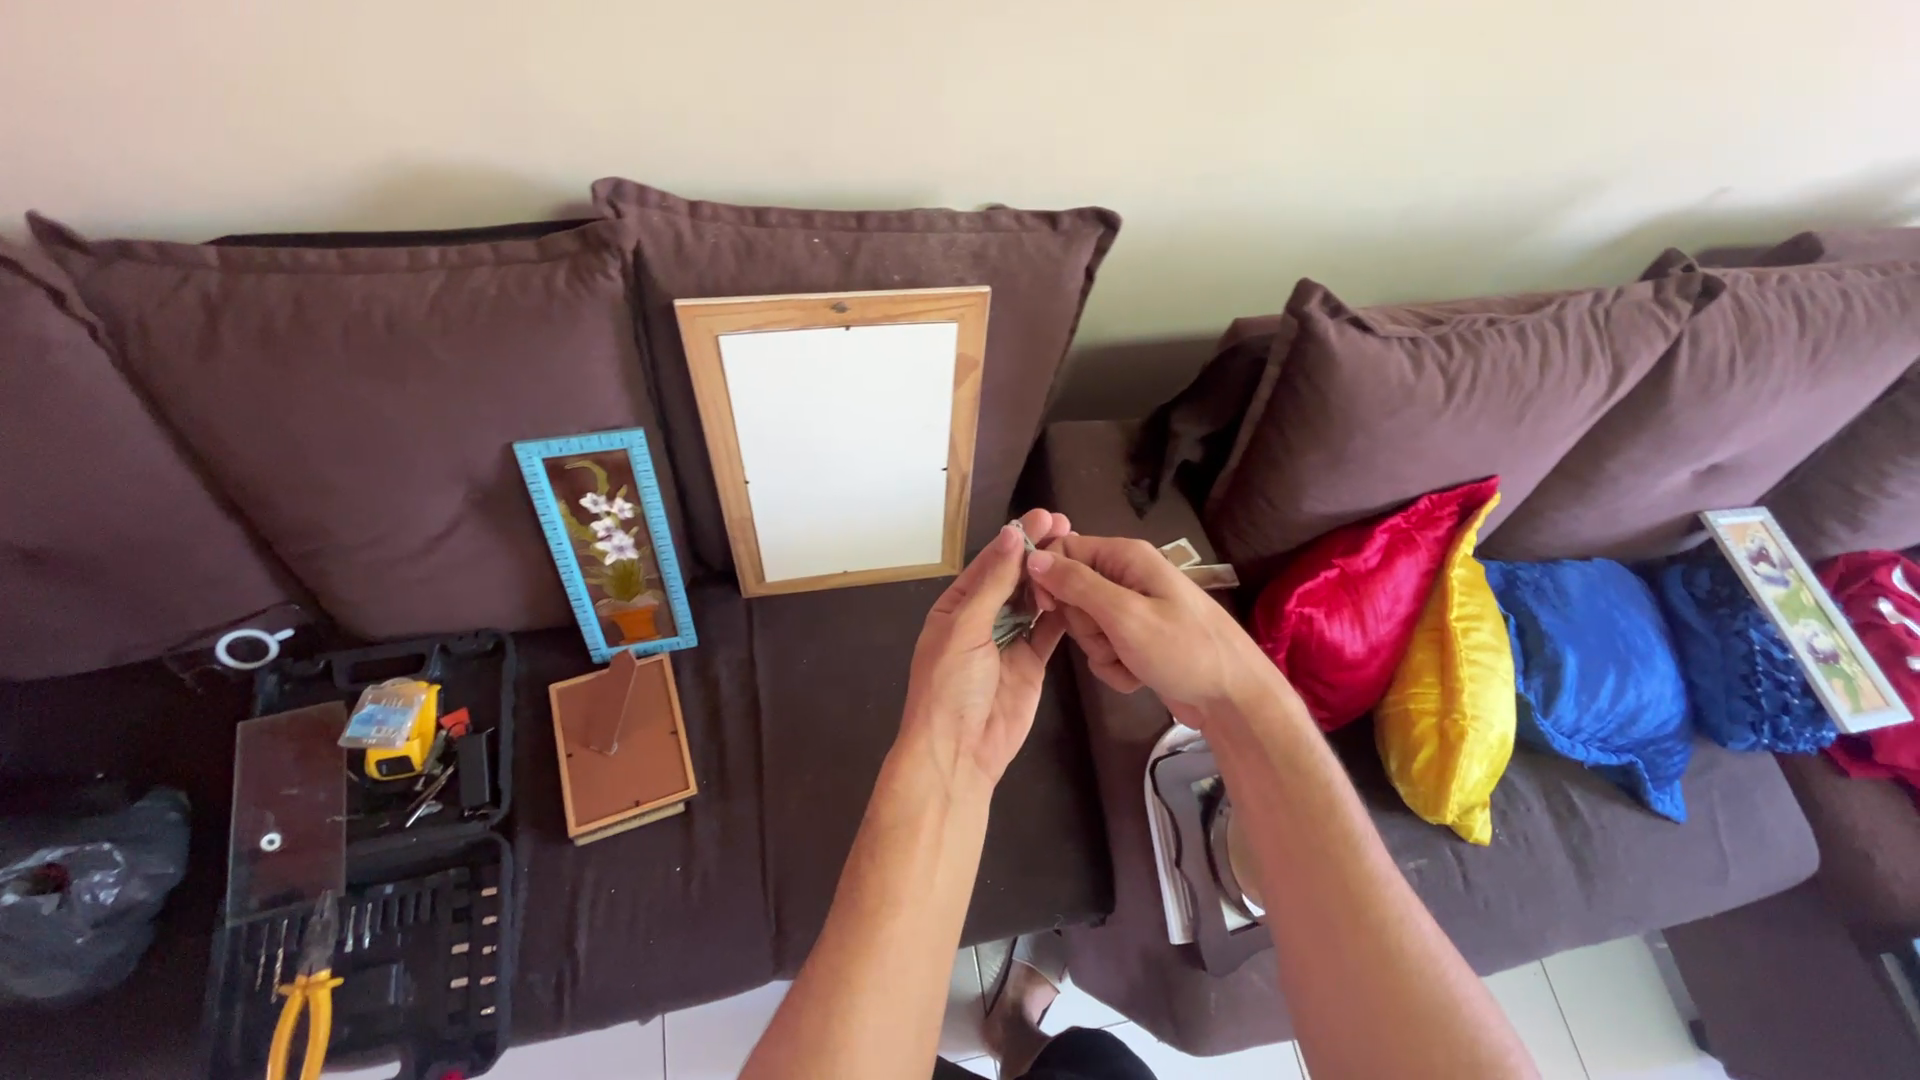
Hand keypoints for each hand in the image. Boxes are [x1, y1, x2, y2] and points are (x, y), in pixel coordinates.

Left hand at [898, 509, 1072, 790]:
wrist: (959, 752)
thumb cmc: (950, 687)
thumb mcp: (965, 629)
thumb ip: (992, 584)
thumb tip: (1012, 536)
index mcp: (956, 607)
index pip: (989, 564)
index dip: (1016, 539)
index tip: (1044, 516)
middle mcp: (982, 620)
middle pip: (1014, 579)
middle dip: (1038, 554)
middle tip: (1069, 526)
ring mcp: (1008, 641)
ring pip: (1034, 601)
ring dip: (1053, 578)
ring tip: (1080, 550)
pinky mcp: (1032, 663)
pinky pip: (1049, 630)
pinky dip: (1064, 611)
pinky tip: (1082, 589)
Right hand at [1026, 534, 1280, 723]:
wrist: (1233, 699)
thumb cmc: (1184, 650)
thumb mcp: (1124, 615)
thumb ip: (1077, 584)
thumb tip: (1034, 557)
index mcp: (1126, 557)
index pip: (1064, 550)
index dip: (1049, 578)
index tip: (1049, 608)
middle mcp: (1128, 577)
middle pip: (1072, 593)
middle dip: (1084, 624)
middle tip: (1112, 638)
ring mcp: (1134, 611)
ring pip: (1086, 626)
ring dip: (1100, 650)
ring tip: (1131, 659)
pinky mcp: (1137, 640)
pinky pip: (1104, 649)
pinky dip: (1115, 666)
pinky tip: (1139, 675)